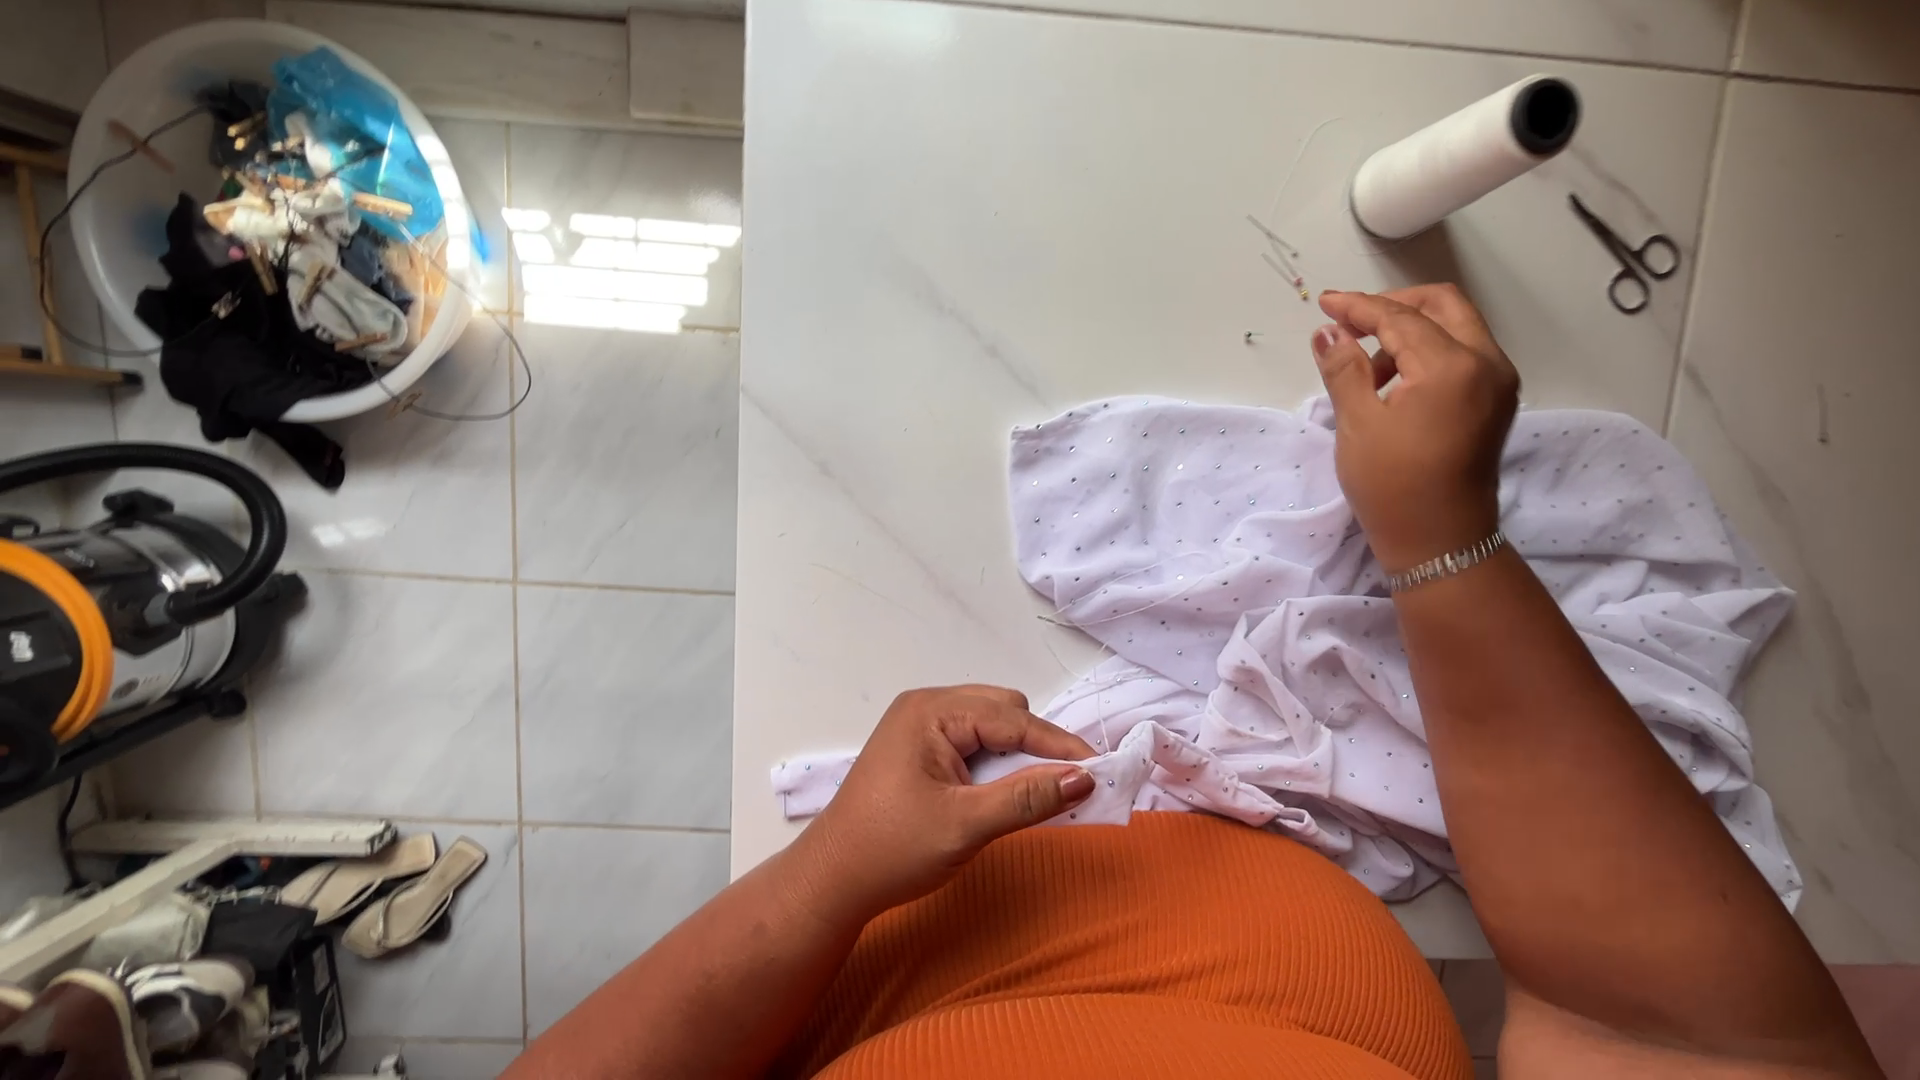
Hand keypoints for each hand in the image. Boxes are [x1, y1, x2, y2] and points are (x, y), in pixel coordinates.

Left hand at [786, 685, 1095, 922]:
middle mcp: (926, 707)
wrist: (832, 880)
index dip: (1058, 744)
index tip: (1099, 767)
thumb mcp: (965, 825)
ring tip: (1031, 793)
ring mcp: (919, 726)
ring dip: (1015, 756)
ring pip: (990, 726)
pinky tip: (1001, 793)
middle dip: (1035, 746)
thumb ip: (1027, 798)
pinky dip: (995, 764)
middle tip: (1062, 786)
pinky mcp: (919, 749)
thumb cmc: (892, 849)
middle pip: (1003, 711)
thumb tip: (1085, 777)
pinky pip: (972, 743)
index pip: (1012, 717)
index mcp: (932, 711)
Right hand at [1310, 285, 1520, 572]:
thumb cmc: (1392, 484)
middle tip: (1351, 321)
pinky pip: (1464, 355)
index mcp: (1453, 365)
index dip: (1359, 307)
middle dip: (1393, 306)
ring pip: (1456, 328)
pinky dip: (1428, 353)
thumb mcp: (1357, 422)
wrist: (1439, 540)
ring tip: (1366, 365)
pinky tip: (1394, 382)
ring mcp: (1498, 383)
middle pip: (1442, 306)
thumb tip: (1328, 330)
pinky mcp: (1496, 401)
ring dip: (1410, 331)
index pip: (1401, 318)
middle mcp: (1488, 363)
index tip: (1324, 303)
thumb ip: (1344, 367)